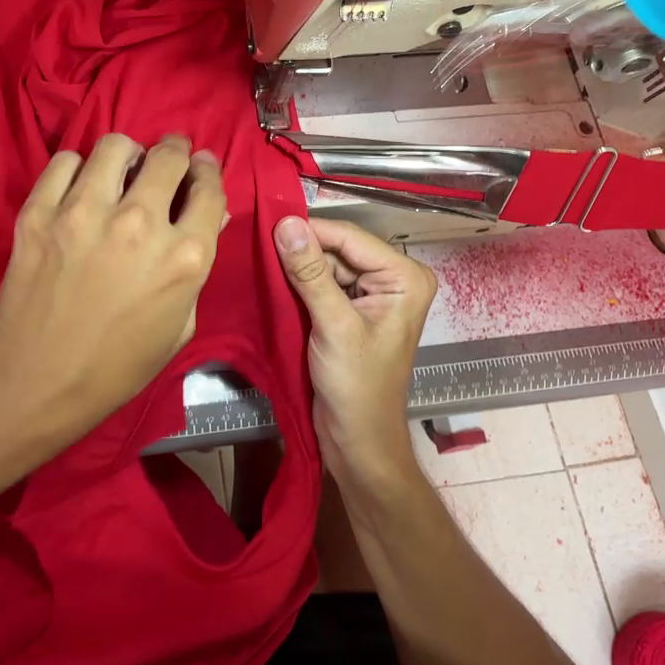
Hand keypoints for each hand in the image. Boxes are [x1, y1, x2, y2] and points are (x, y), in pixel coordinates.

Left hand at [0, 133, 227, 438]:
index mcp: (184, 257)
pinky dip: (78, 169)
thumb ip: (198, 264)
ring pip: (115, 146)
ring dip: (127, 155)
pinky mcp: (39, 212)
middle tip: (167, 160)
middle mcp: (140, 224)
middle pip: (168, 157)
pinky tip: (80, 188)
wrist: (40, 379)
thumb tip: (209, 214)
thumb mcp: (180, 324)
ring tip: (122, 171)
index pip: (209, 188)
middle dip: (175, 153)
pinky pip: (65, 161)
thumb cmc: (119, 363)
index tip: (200, 168)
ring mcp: (84, 214)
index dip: (207, 172)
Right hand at [273, 216, 435, 483]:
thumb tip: (285, 224)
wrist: (358, 440)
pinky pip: (323, 283)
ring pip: (327, 264)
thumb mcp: (333, 326)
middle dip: (302, 249)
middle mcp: (394, 277)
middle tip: (258, 245)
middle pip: (339, 248)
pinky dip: (300, 284)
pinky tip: (275, 281)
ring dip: (297, 266)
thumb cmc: (357, 387)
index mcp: (405, 276)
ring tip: (261, 261)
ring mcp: (374, 294)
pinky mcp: (353, 310)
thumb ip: (310, 273)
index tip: (266, 225)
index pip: (350, 237)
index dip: (310, 230)